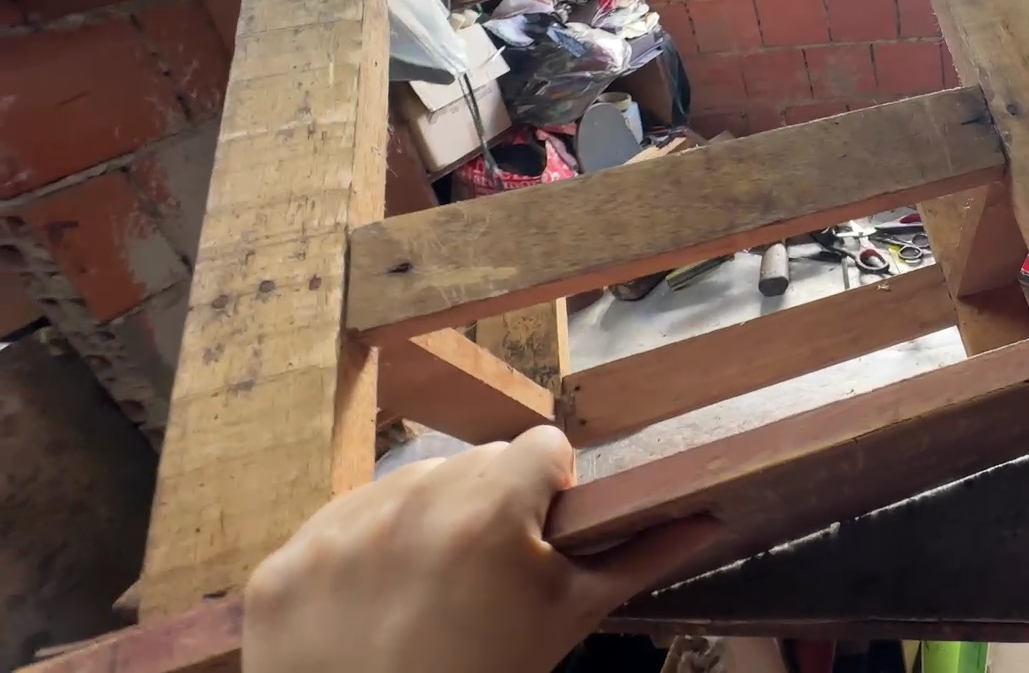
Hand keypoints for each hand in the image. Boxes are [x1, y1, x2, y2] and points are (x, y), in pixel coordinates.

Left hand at [243, 425, 722, 672]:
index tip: (540, 536)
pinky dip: (367, 540)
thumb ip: (645, 553)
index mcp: (491, 509)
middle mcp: (413, 500)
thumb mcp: (573, 614)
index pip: (544, 447)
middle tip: (487, 567)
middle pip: (482, 460)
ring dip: (433, 511)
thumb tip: (715, 515)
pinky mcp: (281, 562)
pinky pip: (348, 515)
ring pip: (416, 478)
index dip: (552, 488)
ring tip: (431, 578)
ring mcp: (339, 529)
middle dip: (495, 497)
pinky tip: (374, 592)